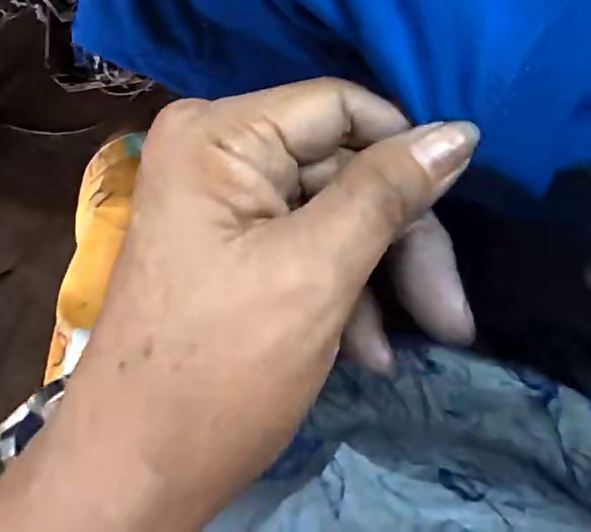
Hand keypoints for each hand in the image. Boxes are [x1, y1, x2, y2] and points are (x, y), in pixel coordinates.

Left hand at [0, 79, 479, 531]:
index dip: (402, 147)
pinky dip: (349, 286)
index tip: (453, 200)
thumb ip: (390, 193)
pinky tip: (368, 350)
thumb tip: (460, 131)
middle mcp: (219, 146)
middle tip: (448, 310)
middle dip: (402, 234)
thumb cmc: (217, 373)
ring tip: (424, 335)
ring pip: (338, 206)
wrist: (131, 485)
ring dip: (384, 269)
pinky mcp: (237, 236)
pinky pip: (312, 237)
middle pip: (344, 163)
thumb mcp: (317, 273)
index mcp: (220, 133)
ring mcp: (227, 194)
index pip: (339, 105)